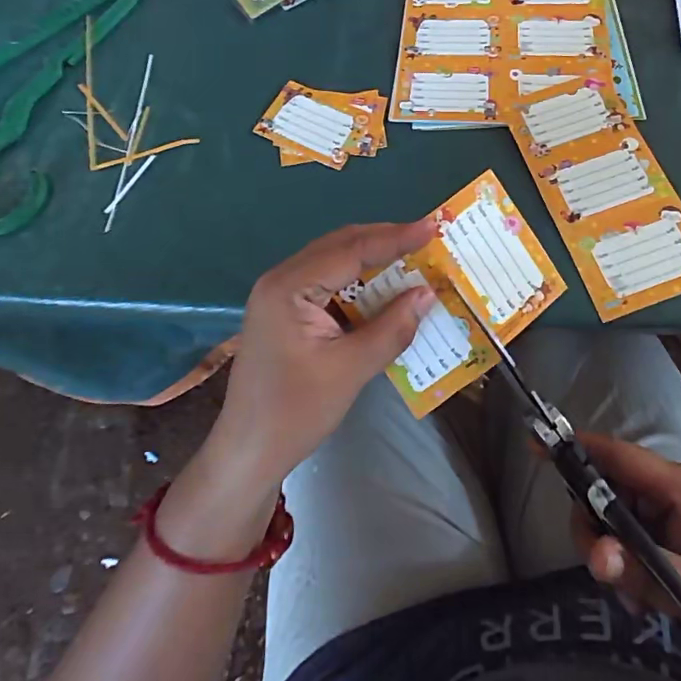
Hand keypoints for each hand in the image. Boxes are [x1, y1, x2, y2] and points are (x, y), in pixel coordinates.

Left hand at [211, 220, 437, 486]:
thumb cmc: (295, 412)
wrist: (248, 453)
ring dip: (374, 260)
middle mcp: (282, 280)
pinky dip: (360, 282)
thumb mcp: (350, 370)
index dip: (395, 237)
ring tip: (413, 257)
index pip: (351, 250)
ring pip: (335, 262)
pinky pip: (329, 284)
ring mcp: (281, 295)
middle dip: (385, 241)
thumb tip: (428, 293)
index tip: (433, 227)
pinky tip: (385, 288)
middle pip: (341, 246)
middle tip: (427, 238)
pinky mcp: (287, 312)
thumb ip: (392, 328)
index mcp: (289, 287)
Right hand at [573, 435, 680, 680]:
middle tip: (600, 571)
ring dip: (610, 555)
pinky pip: (635, 545)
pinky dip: (625, 569)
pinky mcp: (680, 548)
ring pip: (618, 522)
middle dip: (593, 526)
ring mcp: (677, 522)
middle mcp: (675, 496)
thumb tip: (592, 554)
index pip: (618, 455)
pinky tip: (638, 603)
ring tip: (629, 599)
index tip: (535, 440)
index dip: (576, 446)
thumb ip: (643, 571)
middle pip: (609, 491)